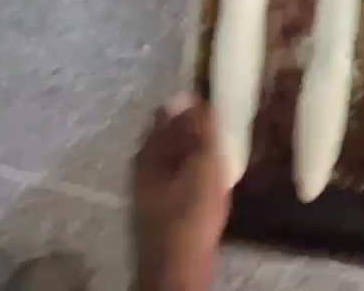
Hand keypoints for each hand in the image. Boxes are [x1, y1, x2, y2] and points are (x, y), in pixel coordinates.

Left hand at [132, 94, 231, 290]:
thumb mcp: (202, 164)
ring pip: (172, 155)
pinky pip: (177, 173)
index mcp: (149, 154)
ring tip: (220, 141)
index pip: (166, 114)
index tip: (214, 95)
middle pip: (167, 135)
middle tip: (221, 117)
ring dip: (193, 146)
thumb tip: (186, 93)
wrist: (178, 270)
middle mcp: (143, 169)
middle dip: (191, 124)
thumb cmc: (191, 212)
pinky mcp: (160, 207)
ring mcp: (148, 190)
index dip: (189, 103)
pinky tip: (210, 171)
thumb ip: (198, 130)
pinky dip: (192, 166)